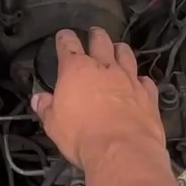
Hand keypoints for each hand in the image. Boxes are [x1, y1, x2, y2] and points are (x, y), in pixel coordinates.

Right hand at [31, 28, 167, 174]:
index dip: (64, 38)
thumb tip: (38, 99)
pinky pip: (144, 80)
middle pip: (100, 40)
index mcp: (76, 69)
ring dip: (120, 50)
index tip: (63, 36)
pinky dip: (140, 80)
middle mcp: (103, 67)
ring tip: (117, 50)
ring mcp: (128, 78)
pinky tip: (138, 83)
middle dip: (96, 35)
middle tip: (94, 33)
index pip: (68, 43)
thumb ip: (46, 108)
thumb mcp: (53, 124)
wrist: (122, 152)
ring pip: (125, 53)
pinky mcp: (148, 94)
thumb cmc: (82, 136)